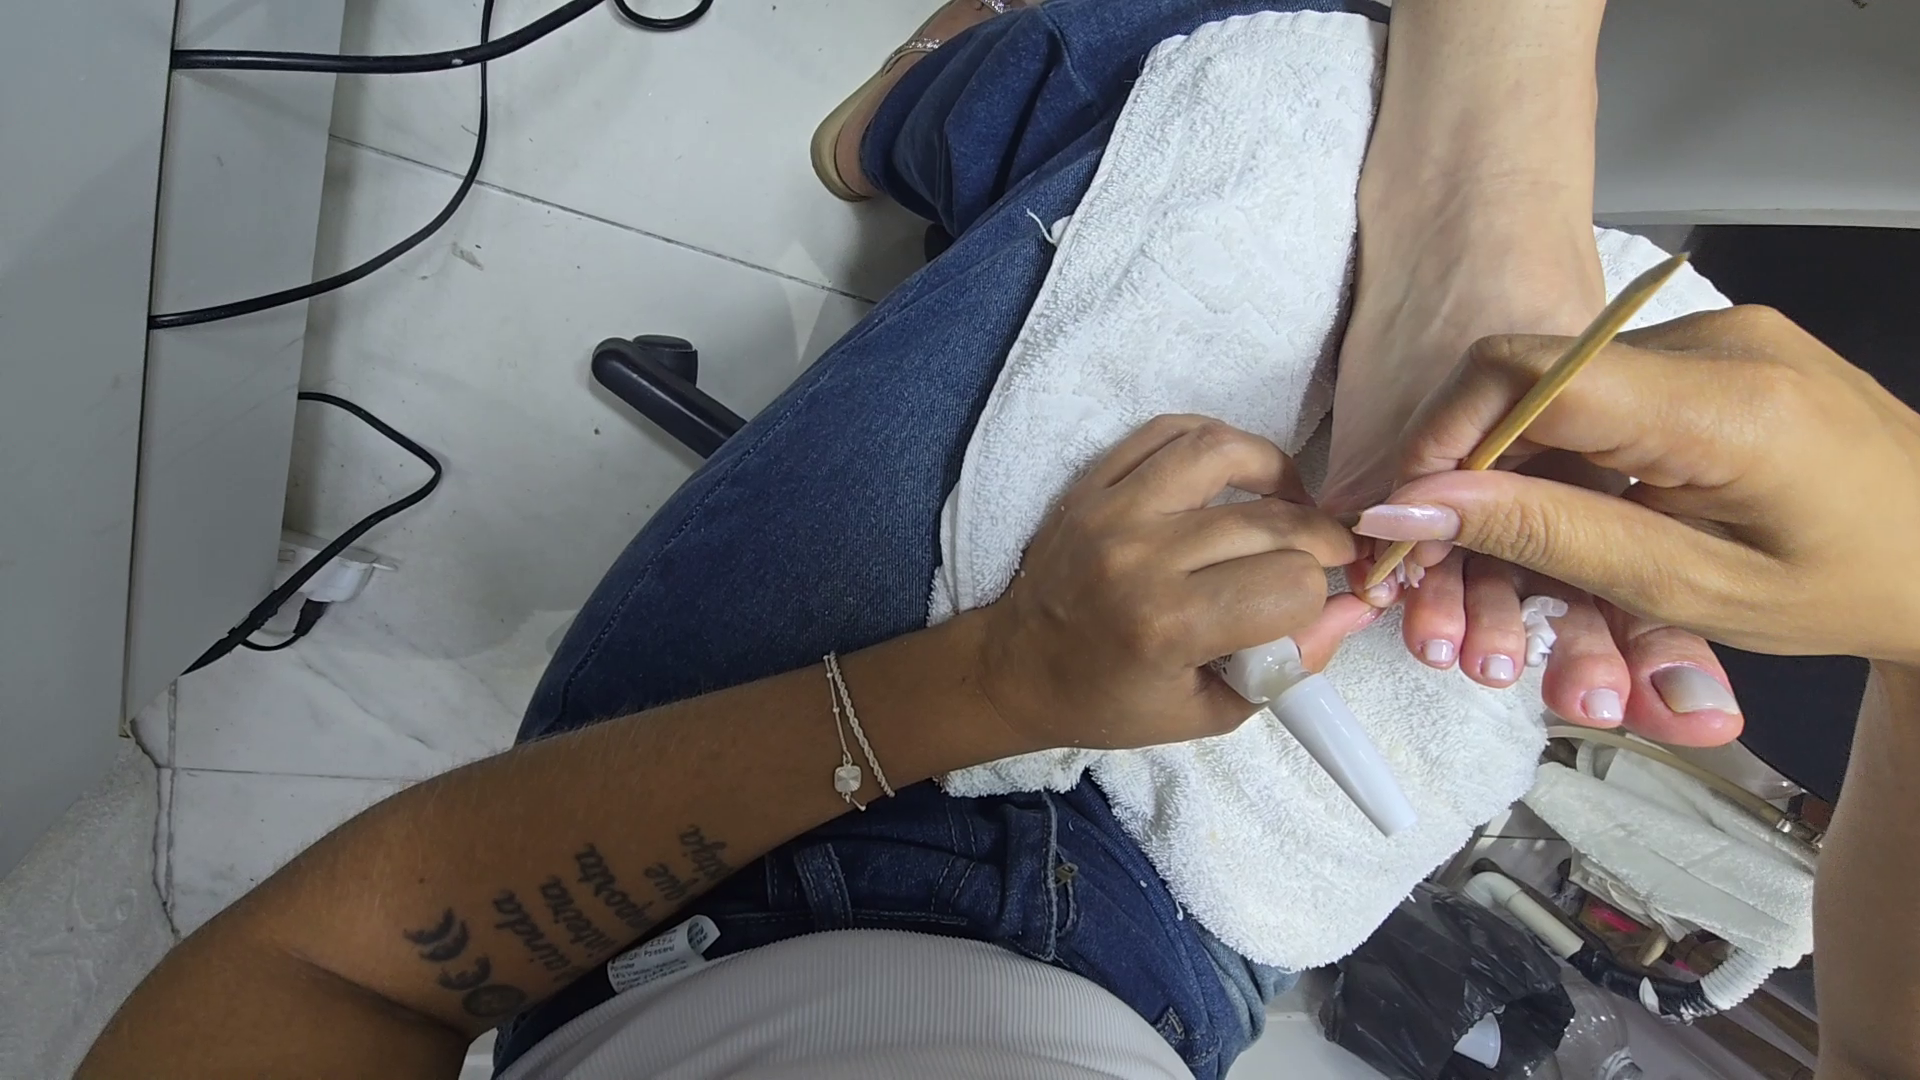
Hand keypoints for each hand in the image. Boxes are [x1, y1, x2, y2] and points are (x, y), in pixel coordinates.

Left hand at [977, 415, 1378, 750]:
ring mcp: (1109, 510)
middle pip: (1270, 521)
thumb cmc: (1109, 702)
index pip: (1291, 584)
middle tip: (1323, 553)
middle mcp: (1139, 556)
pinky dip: (1211, 441)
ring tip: (1285, 502)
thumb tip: (1358, 605)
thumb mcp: (1209, 710)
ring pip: (1220, 449)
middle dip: (1318, 538)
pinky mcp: (1089, 485)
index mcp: (1167, 625)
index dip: (1318, 595)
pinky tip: (1229, 475)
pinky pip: (1163, 430)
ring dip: (1274, 469)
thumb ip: (1292, 662)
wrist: (1016, 668)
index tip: (1311, 604)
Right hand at [1354, 307, 1919, 668]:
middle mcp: (1711, 341)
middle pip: (1518, 378)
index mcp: (1726, 402)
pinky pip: (1572, 395)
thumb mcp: (1682, 586)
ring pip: (1535, 389)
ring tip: (1483, 533)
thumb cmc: (1848, 589)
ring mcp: (1703, 339)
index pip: (1523, 377)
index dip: (1438, 439)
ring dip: (1488, 464)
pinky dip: (1531, 453)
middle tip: (1432, 543)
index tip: (1408, 516)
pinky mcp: (1692, 354)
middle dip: (1453, 463)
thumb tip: (1404, 512)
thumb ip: (1538, 533)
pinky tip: (1538, 502)